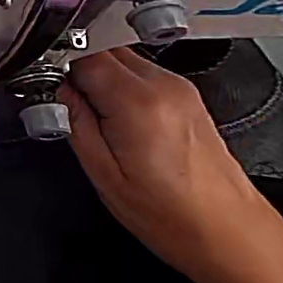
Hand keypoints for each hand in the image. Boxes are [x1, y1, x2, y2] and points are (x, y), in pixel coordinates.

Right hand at [59, 48, 277, 282]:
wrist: (231, 233)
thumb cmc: (174, 218)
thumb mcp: (105, 177)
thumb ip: (75, 124)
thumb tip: (59, 93)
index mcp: (137, 103)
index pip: (85, 56)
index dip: (62, 67)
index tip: (51, 86)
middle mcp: (162, 85)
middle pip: (105, 49)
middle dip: (81, 70)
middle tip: (71, 105)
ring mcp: (178, 86)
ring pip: (123, 58)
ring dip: (104, 77)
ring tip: (101, 119)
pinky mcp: (187, 94)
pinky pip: (143, 72)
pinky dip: (124, 85)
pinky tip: (124, 122)